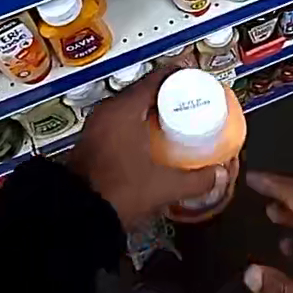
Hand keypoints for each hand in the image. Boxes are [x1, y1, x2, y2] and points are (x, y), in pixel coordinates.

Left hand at [66, 68, 223, 228]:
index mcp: (125, 109)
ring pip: (132, 107)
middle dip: (170, 94)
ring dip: (153, 110)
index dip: (180, 75)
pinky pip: (122, 120)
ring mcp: (97, 125)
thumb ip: (195, 180)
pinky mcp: (92, 141)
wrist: (73, 218)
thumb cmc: (119, 191)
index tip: (199, 78)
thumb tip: (220, 174)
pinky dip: (140, 122)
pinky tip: (155, 137)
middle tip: (194, 100)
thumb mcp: (163, 187)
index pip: (157, 79)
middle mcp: (108, 110)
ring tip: (179, 118)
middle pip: (145, 91)